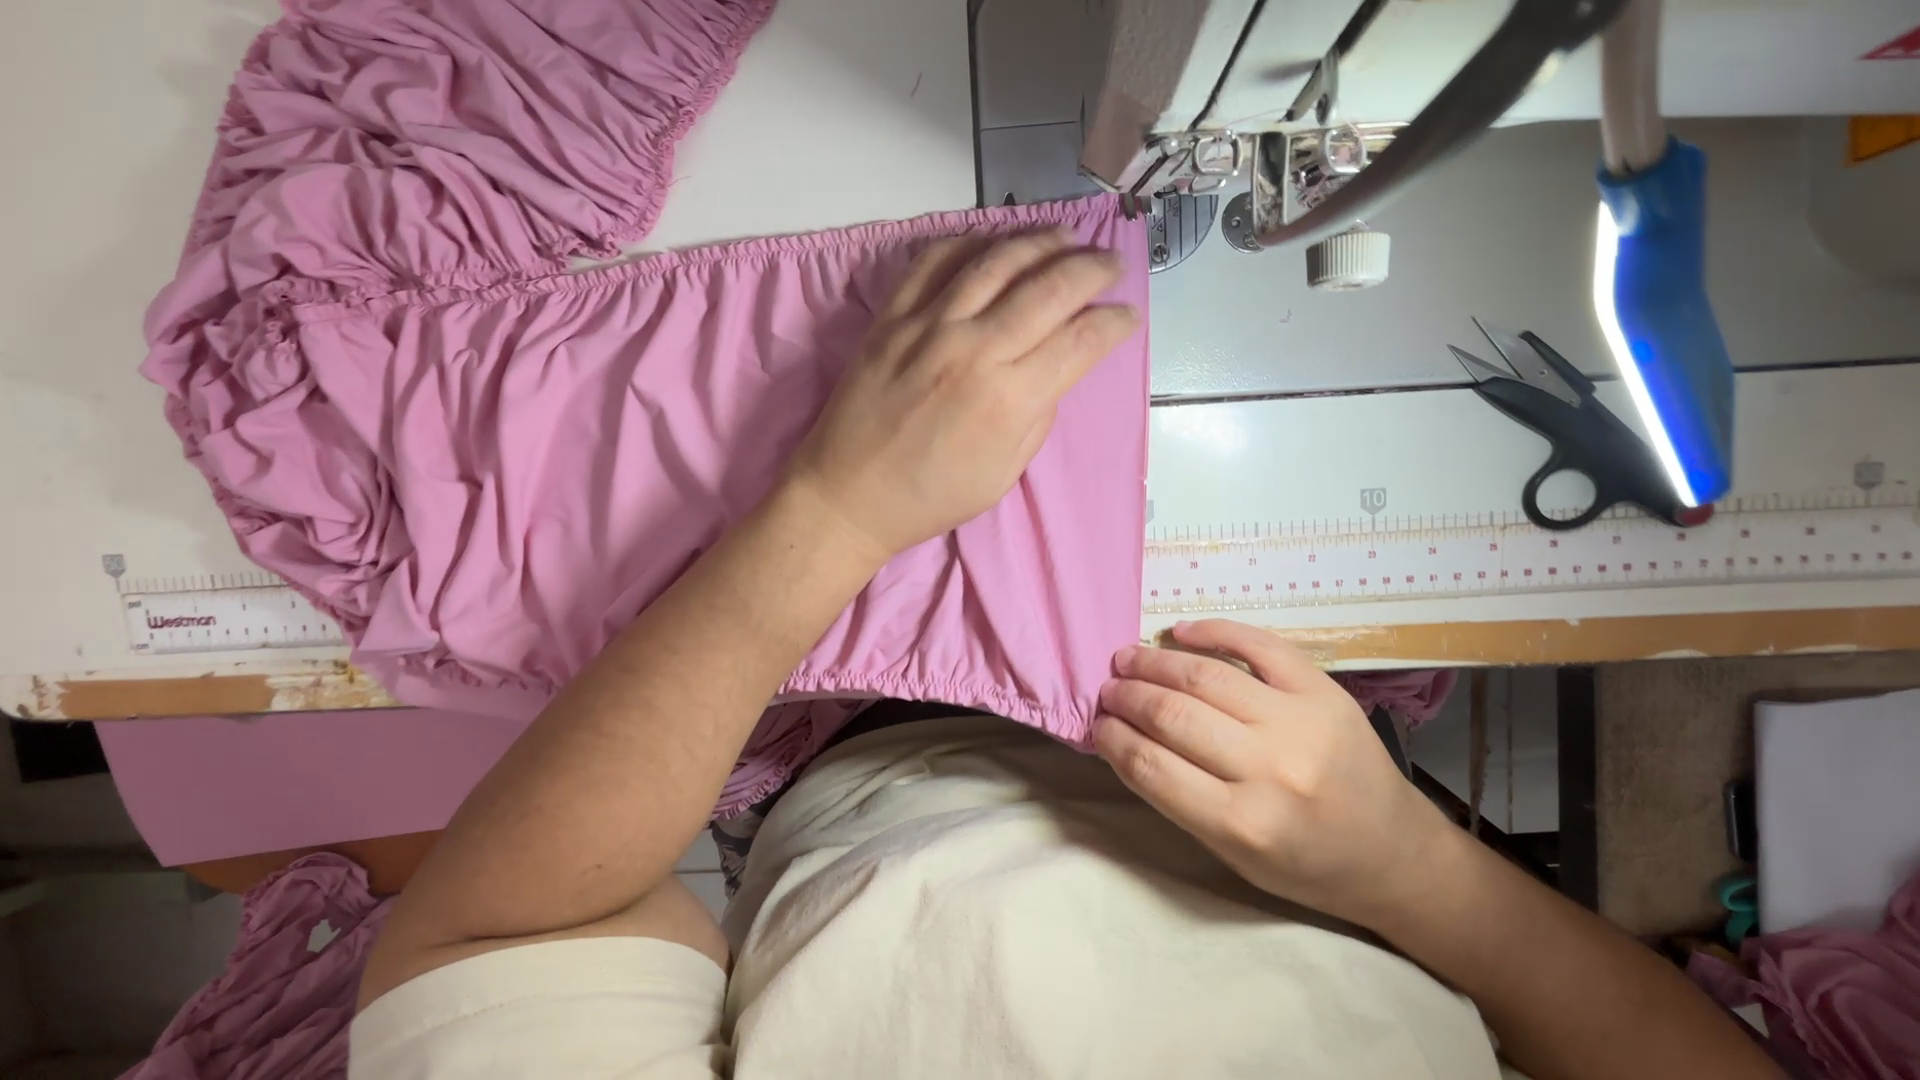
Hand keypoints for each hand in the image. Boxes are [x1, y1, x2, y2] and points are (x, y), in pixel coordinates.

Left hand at [787, 228, 1137, 558]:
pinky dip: (970, 242)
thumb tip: (1056, 367)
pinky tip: (995, 243)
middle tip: (1111, 264)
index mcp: (1010, 399)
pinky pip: (935, 260)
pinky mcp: (892, 316)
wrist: (848, 495)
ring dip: (1041, 242)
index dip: (1114, 321)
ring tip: (1066, 236)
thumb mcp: (1004, 473)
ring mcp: (929, 326)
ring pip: (998, 261)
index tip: (1127, 315)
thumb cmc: (931, 497)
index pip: (1082, 340)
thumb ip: (1038, 414)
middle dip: (1093, 269)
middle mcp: (975, 350)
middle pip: (1050, 288)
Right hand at [1094, 620, 1451, 928]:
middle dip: (1126, 697)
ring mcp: (1300, 723)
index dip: (1112, 738)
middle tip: (1107, 689)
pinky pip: (1260, 645)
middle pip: (1172, 715)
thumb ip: (1177, 795)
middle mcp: (1270, 769)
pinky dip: (1214, 632)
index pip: (1151, 765)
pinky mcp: (1324, 691)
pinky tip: (1182, 632)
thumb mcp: (1231, 852)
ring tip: (1128, 659)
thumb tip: (1123, 736)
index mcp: (1242, 823)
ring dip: (1155, 662)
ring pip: (1205, 676)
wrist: (1394, 853)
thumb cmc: (1304, 864)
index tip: (1097, 724)